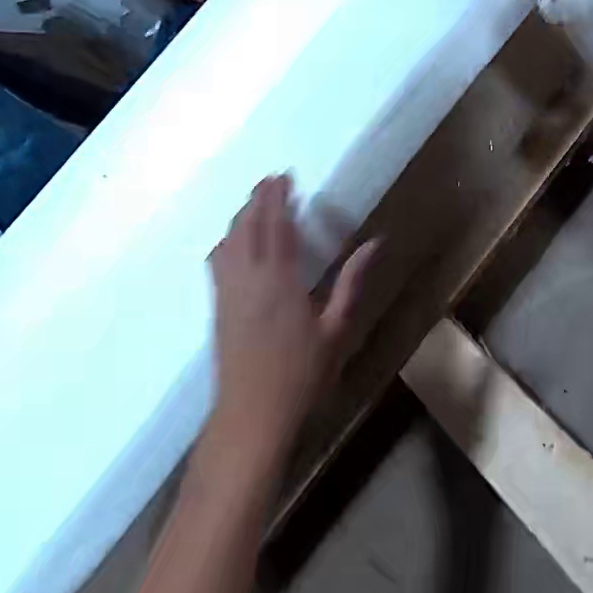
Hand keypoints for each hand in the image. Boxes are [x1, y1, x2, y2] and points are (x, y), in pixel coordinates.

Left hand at [206, 174, 377, 464]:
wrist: (252, 415)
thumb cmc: (302, 376)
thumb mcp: (337, 330)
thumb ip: (352, 283)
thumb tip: (375, 243)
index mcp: (280, 281)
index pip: (276, 226)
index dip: (278, 198)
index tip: (285, 177)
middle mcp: (248, 278)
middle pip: (247, 226)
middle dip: (257, 199)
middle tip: (271, 180)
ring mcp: (228, 292)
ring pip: (228, 240)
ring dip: (240, 216)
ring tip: (255, 203)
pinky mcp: (218, 306)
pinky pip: (218, 260)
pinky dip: (227, 240)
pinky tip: (234, 242)